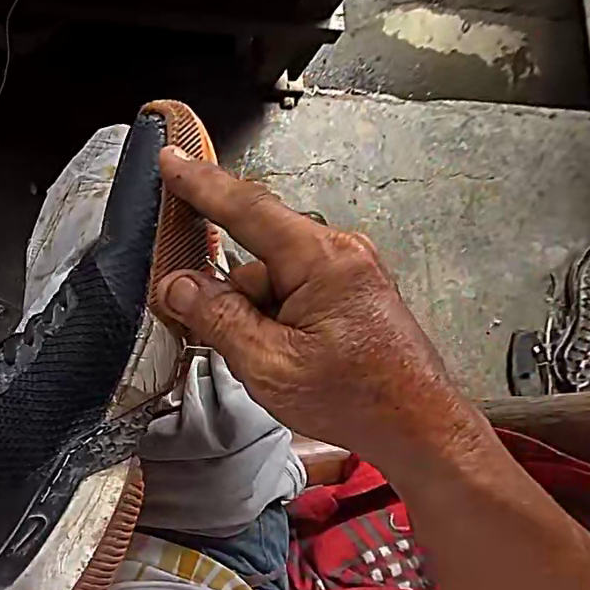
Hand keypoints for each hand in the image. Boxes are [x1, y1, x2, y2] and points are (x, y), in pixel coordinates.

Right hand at [151, 149, 482, 465]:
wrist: (416, 427)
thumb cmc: (360, 399)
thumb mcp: (270, 364)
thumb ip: (217, 319)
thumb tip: (178, 287)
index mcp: (321, 260)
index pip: (247, 209)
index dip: (201, 185)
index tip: (172, 162)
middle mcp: (338, 255)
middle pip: (254, 259)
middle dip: (230, 300)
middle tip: (215, 337)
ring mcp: (345, 274)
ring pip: (270, 283)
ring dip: (255, 319)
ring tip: (273, 364)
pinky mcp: (347, 294)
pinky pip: (292, 294)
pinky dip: (275, 323)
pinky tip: (287, 359)